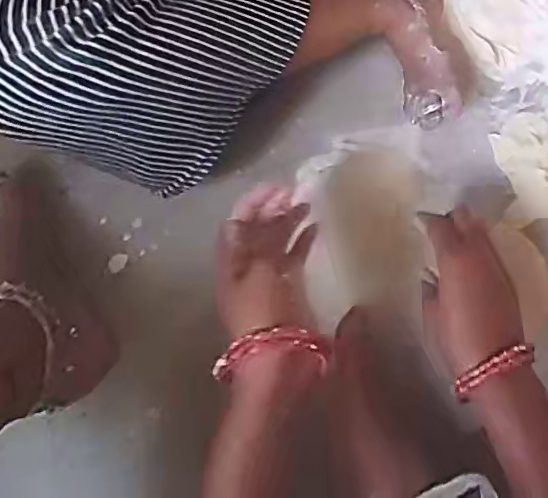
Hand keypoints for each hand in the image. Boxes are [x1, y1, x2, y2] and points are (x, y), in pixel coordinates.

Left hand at [216, 183, 318, 339]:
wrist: (279, 361)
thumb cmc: (264, 311)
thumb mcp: (261, 267)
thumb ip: (269, 234)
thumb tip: (280, 204)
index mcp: (231, 264)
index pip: (237, 223)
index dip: (254, 201)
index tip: (277, 185)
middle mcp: (246, 269)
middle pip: (257, 231)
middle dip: (273, 208)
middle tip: (296, 191)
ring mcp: (267, 280)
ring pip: (275, 242)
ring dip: (289, 221)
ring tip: (308, 203)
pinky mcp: (288, 291)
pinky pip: (292, 258)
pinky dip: (302, 241)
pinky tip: (316, 227)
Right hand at [421, 208, 523, 374]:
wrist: (497, 363)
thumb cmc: (457, 340)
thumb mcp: (433, 316)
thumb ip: (430, 290)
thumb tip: (431, 277)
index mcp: (453, 258)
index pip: (440, 226)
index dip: (429, 222)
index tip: (421, 223)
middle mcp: (476, 252)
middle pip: (465, 218)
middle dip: (452, 217)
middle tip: (441, 226)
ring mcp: (495, 261)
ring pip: (481, 229)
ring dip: (469, 227)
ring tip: (457, 237)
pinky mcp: (507, 274)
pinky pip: (491, 247)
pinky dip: (480, 243)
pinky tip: (473, 256)